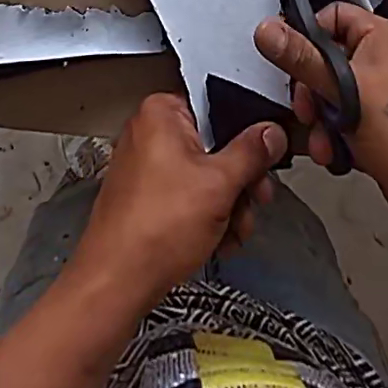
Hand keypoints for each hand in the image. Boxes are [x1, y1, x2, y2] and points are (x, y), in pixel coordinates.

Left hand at [67, 93, 286, 310]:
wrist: (117, 281)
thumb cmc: (153, 229)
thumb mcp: (219, 184)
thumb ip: (252, 153)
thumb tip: (270, 134)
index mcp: (161, 112)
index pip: (216, 106)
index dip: (245, 132)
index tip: (264, 154)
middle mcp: (149, 130)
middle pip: (214, 143)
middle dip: (239, 180)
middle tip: (251, 199)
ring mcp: (146, 163)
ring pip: (205, 173)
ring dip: (228, 204)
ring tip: (231, 228)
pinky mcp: (147, 192)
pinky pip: (188, 193)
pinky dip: (207, 215)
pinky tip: (215, 239)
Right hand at [255, 2, 387, 224]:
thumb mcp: (343, 90)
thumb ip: (301, 58)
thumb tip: (268, 30)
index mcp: (382, 37)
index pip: (332, 14)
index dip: (307, 35)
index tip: (290, 57)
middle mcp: (384, 58)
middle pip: (326, 57)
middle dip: (310, 90)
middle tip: (307, 107)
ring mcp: (383, 90)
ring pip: (331, 91)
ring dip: (319, 117)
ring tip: (322, 137)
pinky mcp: (380, 119)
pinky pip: (344, 115)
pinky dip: (333, 132)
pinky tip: (334, 150)